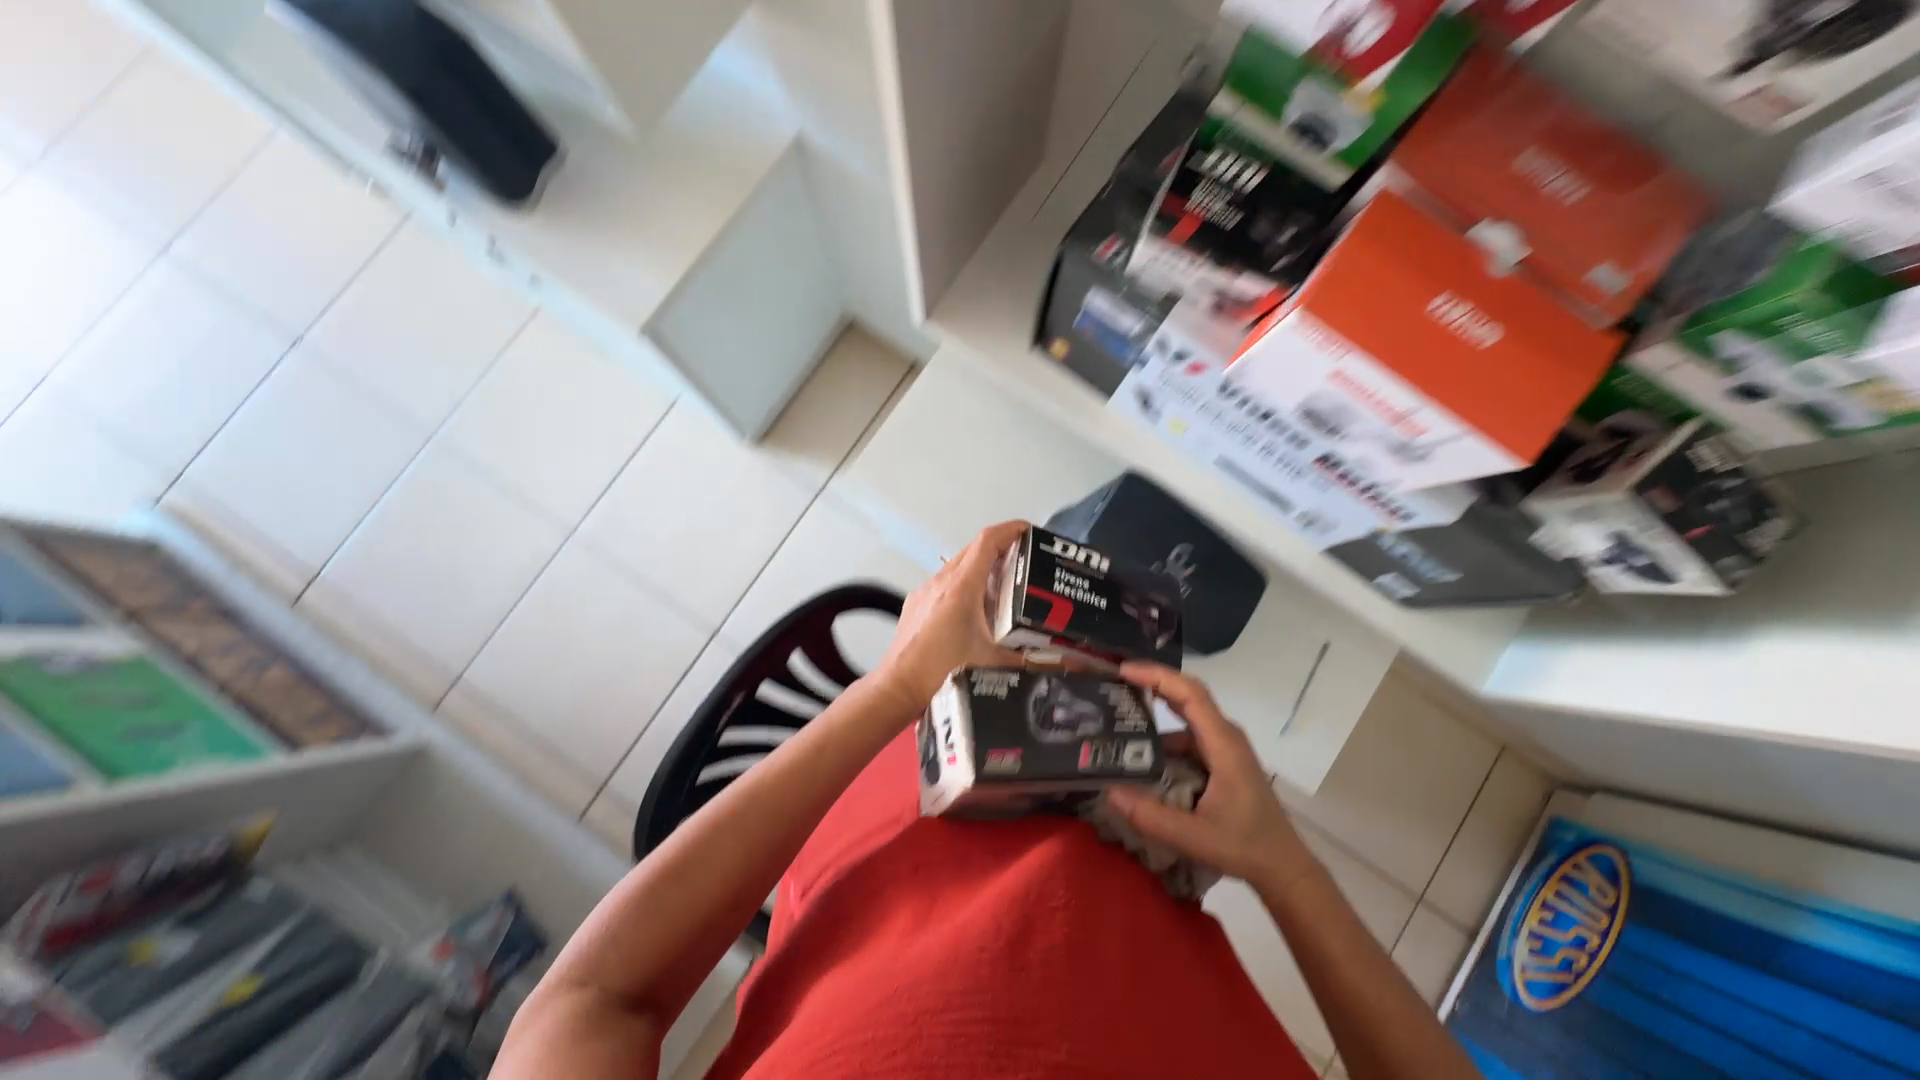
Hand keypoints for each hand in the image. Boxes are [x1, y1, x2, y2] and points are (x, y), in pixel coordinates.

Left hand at [871, 521, 1028, 718]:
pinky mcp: (916, 606)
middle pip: (974, 551)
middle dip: (1002, 550)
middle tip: (1029, 564)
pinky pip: (945, 584)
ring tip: (1009, 587)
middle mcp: (941, 581)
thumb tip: (1078, 665)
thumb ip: (1039, 664)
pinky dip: (966, 586)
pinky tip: (978, 612)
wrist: (897, 690)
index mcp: (962, 587)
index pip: (988, 541)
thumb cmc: (946, 674)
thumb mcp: (999, 667)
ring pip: (958, 567)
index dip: (1011, 530)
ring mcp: (925, 592)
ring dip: (983, 569)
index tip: (1032, 532)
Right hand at [1105, 662, 1316, 896]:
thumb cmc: (1245, 846)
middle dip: (1150, 686)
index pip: (1190, 694)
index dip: (1157, 676)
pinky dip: (1162, 742)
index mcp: (1223, 744)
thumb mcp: (1194, 837)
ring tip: (1115, 723)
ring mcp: (1224, 749)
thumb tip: (1108, 791)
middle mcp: (1225, 737)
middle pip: (1186, 698)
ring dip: (1153, 719)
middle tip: (1112, 686)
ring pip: (1184, 721)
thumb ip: (1151, 816)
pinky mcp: (1221, 762)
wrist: (1283, 866)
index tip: (1124, 671)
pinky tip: (1139, 757)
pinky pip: (1187, 740)